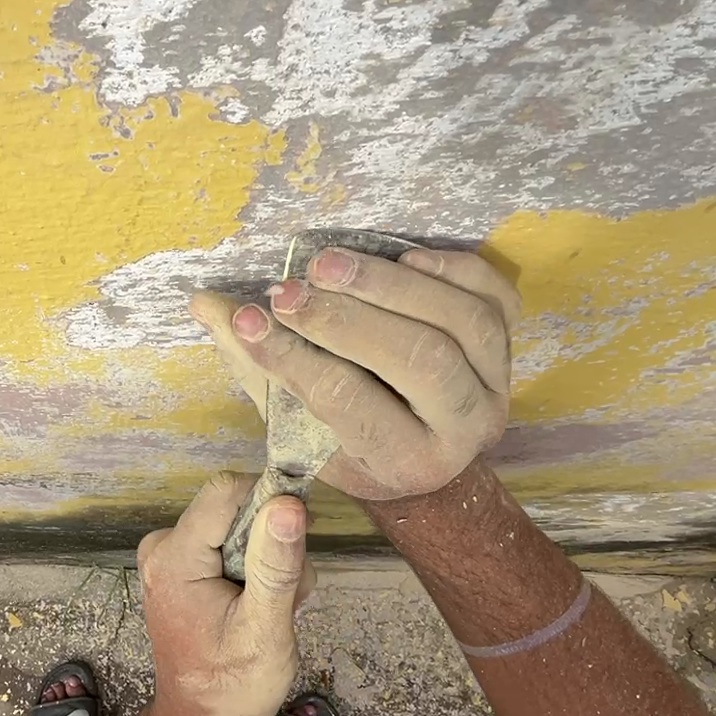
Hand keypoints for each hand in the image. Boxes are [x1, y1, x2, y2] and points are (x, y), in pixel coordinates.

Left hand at [137, 473, 309, 715]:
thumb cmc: (233, 687)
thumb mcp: (265, 631)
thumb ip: (276, 565)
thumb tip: (287, 502)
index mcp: (174, 557)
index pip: (226, 490)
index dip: (269, 501)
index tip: (301, 534)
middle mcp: (162, 545)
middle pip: (233, 508)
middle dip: (270, 542)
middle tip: (286, 595)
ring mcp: (167, 553)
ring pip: (235, 526)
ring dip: (265, 560)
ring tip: (271, 609)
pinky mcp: (178, 563)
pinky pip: (225, 542)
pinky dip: (250, 567)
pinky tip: (255, 605)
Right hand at [189, 246, 521, 500]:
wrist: (421, 456)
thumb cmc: (345, 443)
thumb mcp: (293, 421)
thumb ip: (253, 363)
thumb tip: (204, 303)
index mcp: (405, 460)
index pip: (345, 400)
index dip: (293, 356)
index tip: (248, 317)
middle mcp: (464, 428)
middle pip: (417, 357)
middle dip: (346, 317)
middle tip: (289, 290)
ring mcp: (497, 384)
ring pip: (460, 321)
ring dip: (389, 284)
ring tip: (327, 263)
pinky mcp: (510, 347)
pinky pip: (495, 296)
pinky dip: (451, 267)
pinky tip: (401, 254)